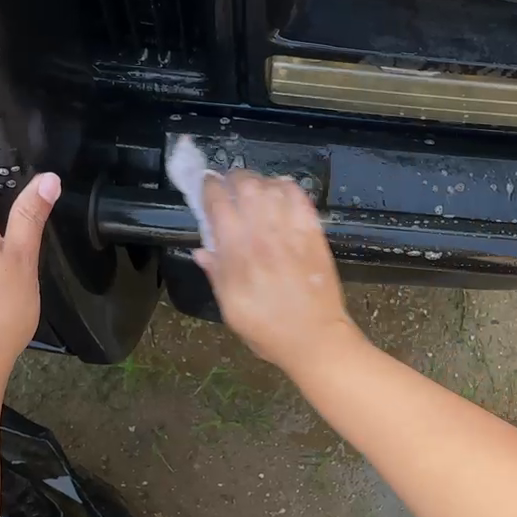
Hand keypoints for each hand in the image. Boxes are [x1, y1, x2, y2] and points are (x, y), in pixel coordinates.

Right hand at [197, 170, 361, 374]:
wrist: (315, 338)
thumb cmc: (268, 330)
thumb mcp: (231, 309)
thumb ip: (217, 275)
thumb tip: (202, 250)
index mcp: (237, 253)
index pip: (218, 202)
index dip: (209, 188)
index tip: (205, 186)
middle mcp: (263, 234)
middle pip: (246, 185)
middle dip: (234, 179)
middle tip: (231, 186)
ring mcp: (291, 231)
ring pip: (272, 186)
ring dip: (260, 182)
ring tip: (255, 190)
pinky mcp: (314, 233)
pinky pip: (300, 197)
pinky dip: (288, 188)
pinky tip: (281, 193)